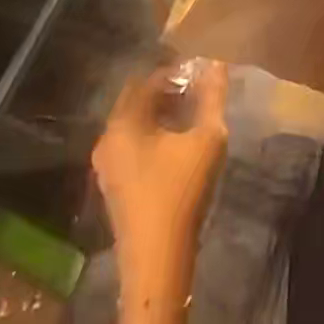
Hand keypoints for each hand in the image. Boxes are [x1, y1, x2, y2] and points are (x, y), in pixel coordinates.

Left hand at [93, 60, 228, 257]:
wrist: (158, 259)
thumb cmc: (182, 191)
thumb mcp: (207, 139)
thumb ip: (213, 98)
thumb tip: (217, 64)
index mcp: (124, 122)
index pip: (146, 80)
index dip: (174, 72)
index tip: (199, 74)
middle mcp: (107, 137)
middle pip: (135, 100)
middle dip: (165, 92)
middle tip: (196, 93)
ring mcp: (106, 164)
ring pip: (132, 123)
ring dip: (158, 114)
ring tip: (190, 117)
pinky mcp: (112, 184)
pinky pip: (129, 144)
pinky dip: (150, 135)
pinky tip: (175, 146)